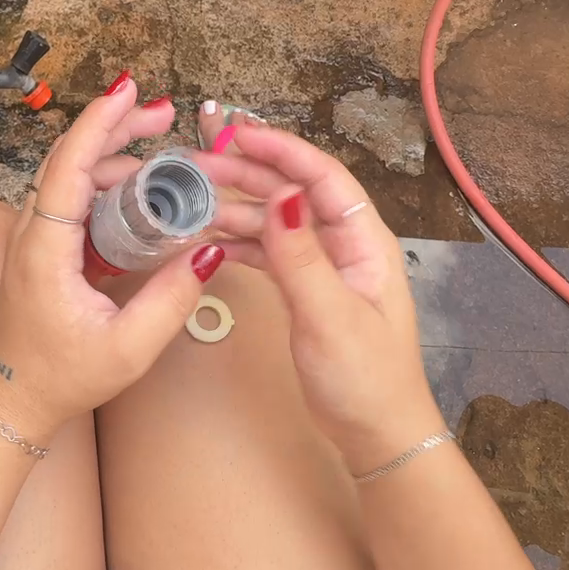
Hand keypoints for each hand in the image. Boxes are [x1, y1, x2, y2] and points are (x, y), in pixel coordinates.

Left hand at [0, 77, 224, 439]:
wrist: (12, 398)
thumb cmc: (62, 378)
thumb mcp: (128, 348)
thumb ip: (171, 300)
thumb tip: (209, 250)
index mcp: (44, 250)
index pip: (67, 168)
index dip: (98, 125)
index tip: (128, 90)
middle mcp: (30, 232)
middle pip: (68, 158)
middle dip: (114, 126)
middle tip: (164, 112)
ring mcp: (32, 237)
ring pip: (69, 174)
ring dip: (112, 152)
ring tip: (161, 142)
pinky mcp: (42, 246)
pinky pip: (72, 198)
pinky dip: (104, 180)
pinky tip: (138, 186)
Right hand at [196, 127, 443, 474]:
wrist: (377, 435)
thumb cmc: (364, 378)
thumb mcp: (330, 315)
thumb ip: (302, 256)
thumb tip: (281, 194)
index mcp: (363, 240)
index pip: (321, 177)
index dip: (281, 150)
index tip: (236, 134)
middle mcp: (344, 243)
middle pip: (292, 193)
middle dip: (247, 174)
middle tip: (196, 166)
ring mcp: (324, 265)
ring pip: (275, 222)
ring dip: (236, 208)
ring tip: (191, 202)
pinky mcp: (306, 288)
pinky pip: (268, 253)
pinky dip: (239, 244)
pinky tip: (209, 241)